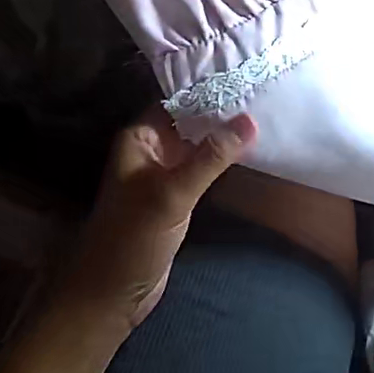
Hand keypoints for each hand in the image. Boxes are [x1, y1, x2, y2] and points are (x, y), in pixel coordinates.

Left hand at [52, 110, 255, 331]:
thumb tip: (249, 120)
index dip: (208, 89)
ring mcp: (164, 172)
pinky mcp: (176, 195)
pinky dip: (221, 159)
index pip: (178, 100)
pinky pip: (202, 167)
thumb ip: (210, 158)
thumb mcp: (172, 194)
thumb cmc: (132, 238)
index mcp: (139, 137)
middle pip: (190, 121)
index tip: (245, 77)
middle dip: (221, 111)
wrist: (111, 296)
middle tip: (262, 92)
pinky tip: (248, 150)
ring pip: (198, 144)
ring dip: (223, 135)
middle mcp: (151, 148)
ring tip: (262, 114)